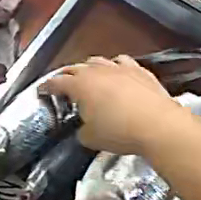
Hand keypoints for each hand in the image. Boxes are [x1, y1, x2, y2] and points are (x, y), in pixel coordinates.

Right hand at [43, 56, 190, 155]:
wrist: (158, 126)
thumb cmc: (118, 132)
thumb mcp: (90, 138)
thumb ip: (81, 129)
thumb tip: (84, 127)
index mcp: (79, 85)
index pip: (56, 82)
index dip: (46, 87)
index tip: (42, 90)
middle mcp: (97, 72)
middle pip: (75, 68)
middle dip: (66, 75)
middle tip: (62, 83)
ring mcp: (120, 68)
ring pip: (98, 61)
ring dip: (89, 68)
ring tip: (88, 76)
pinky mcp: (140, 71)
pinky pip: (122, 62)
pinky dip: (114, 67)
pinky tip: (116, 73)